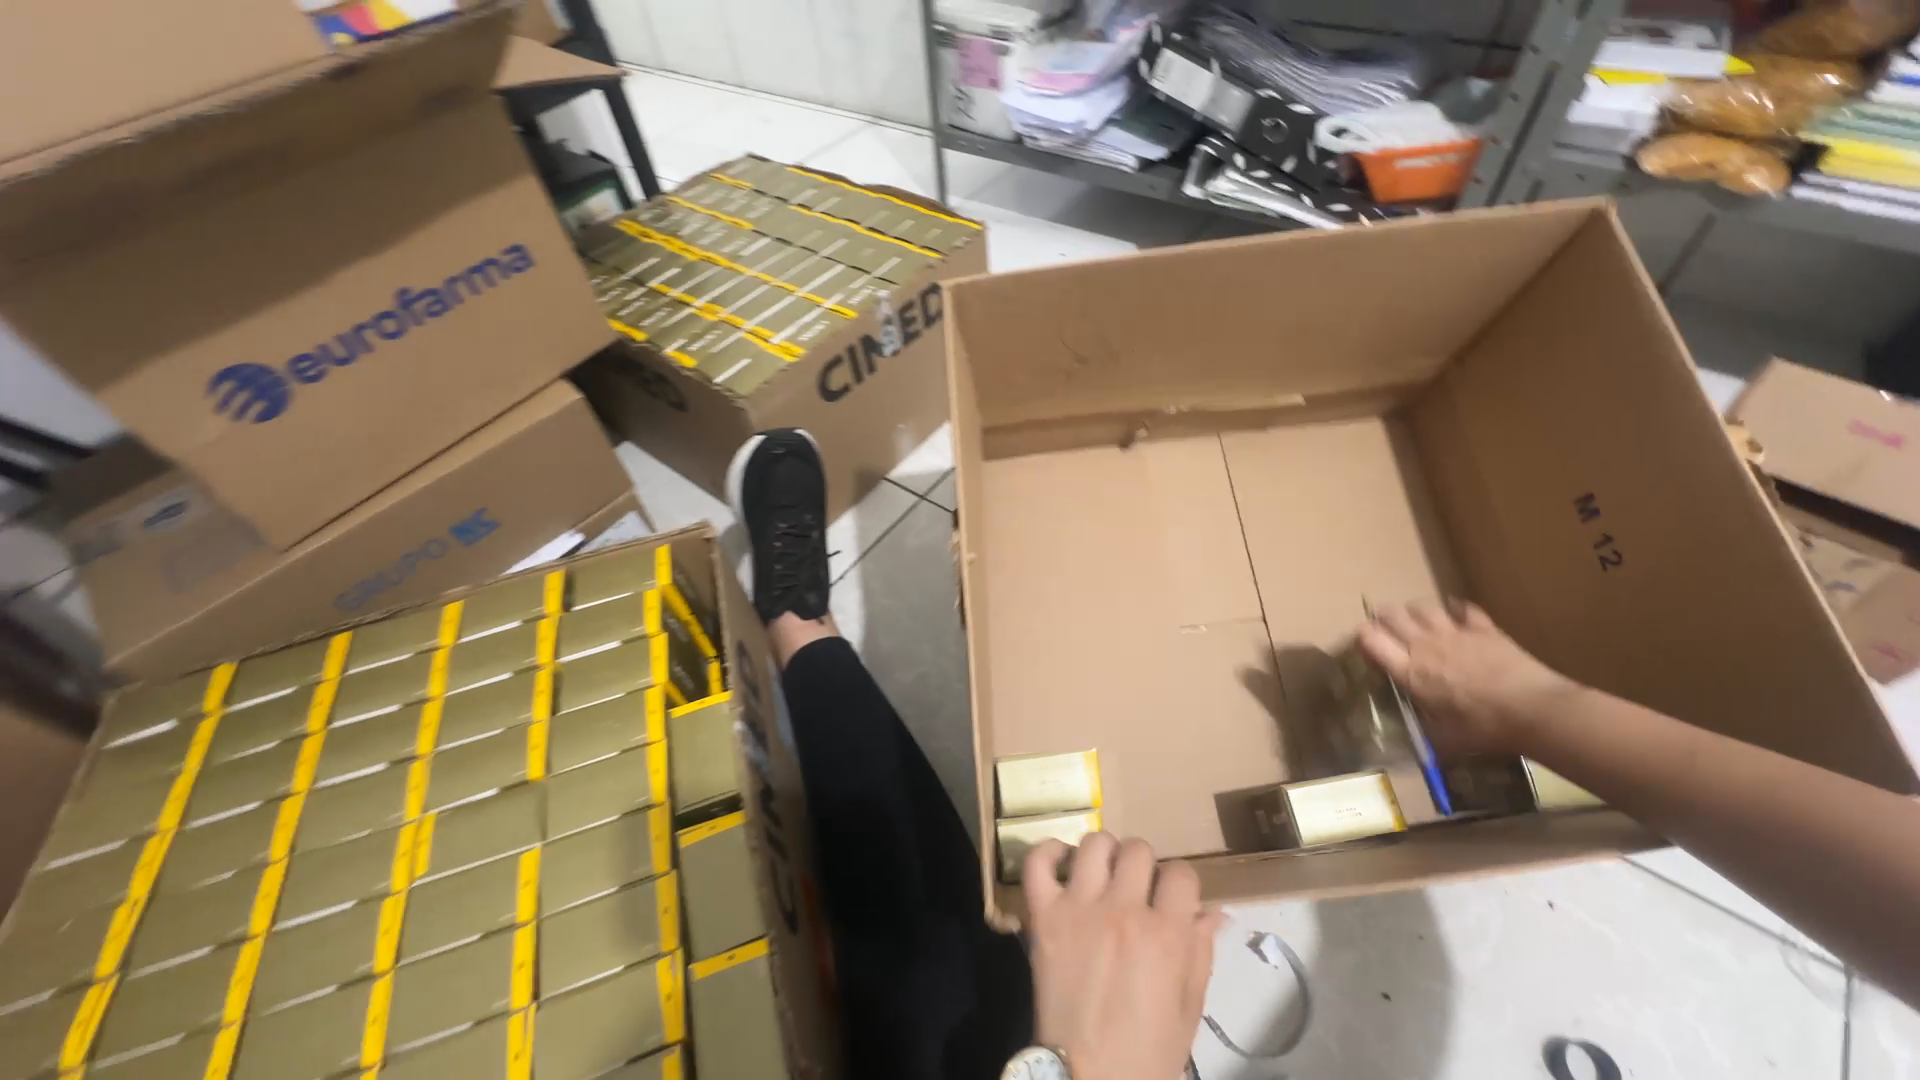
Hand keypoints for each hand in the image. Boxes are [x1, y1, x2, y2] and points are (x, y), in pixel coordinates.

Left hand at [1023, 833, 1223, 1079]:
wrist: (1088, 1078)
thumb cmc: (1147, 1053)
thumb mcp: (1188, 1008)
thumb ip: (1201, 953)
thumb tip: (1216, 913)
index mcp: (1167, 935)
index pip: (1182, 873)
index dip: (1181, 885)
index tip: (1173, 900)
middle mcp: (1124, 910)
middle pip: (1139, 850)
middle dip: (1145, 866)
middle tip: (1138, 889)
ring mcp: (1079, 908)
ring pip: (1094, 844)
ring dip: (1104, 854)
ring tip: (1103, 875)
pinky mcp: (1044, 916)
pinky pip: (1038, 863)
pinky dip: (1048, 852)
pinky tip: (1062, 862)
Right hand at [1357, 599, 1581, 756]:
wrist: (1535, 711)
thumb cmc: (1483, 729)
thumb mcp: (1443, 739)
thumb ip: (1422, 734)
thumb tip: (1409, 747)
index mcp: (1410, 671)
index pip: (1370, 640)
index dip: (1362, 637)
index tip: (1365, 644)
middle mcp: (1425, 646)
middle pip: (1391, 615)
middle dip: (1383, 617)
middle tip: (1386, 629)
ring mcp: (1454, 633)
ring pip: (1422, 607)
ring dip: (1414, 611)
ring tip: (1417, 621)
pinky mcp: (1483, 629)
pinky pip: (1463, 609)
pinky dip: (1455, 610)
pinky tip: (1456, 616)